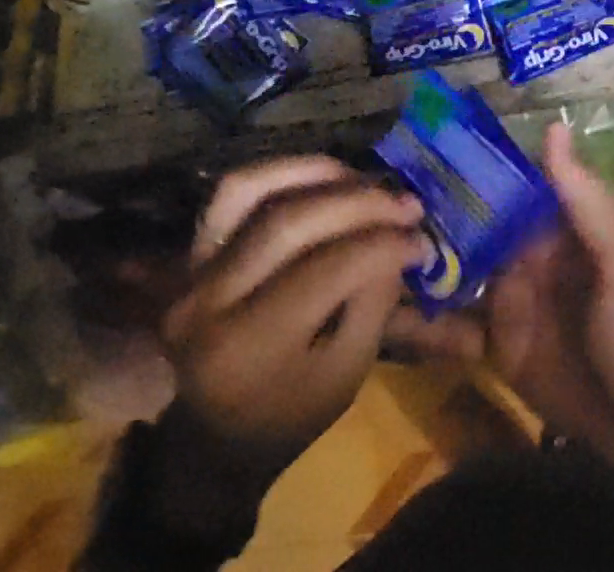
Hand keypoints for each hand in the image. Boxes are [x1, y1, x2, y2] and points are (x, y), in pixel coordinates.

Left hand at [163, 157, 427, 471]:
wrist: (212, 439)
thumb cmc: (288, 417)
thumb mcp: (345, 375)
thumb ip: (372, 303)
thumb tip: (399, 240)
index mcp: (250, 346)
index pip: (327, 269)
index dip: (384, 245)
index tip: (424, 242)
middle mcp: (209, 299)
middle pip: (288, 222)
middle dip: (360, 204)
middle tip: (408, 205)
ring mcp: (189, 271)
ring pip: (250, 190)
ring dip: (317, 174)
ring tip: (366, 181)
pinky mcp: (188, 252)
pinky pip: (232, 194)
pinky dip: (281, 173)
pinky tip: (324, 176)